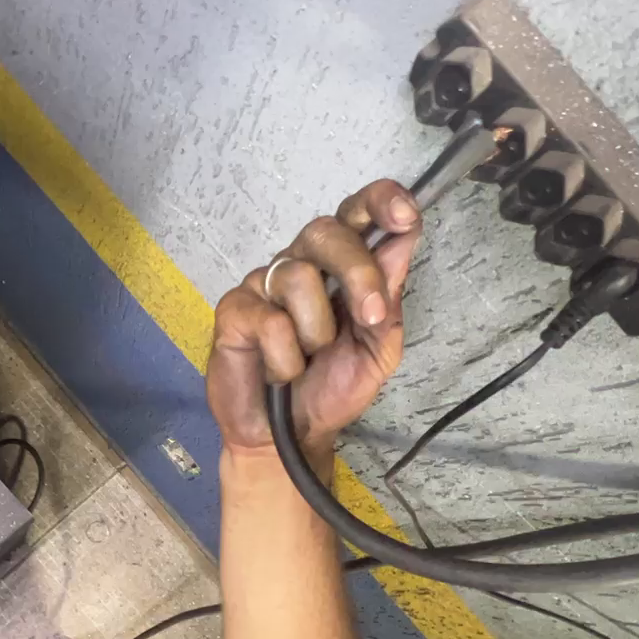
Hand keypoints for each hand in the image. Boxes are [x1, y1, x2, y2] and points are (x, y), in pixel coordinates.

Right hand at [207, 180, 419, 457]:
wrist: (288, 436)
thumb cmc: (330, 391)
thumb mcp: (377, 353)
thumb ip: (387, 302)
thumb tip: (400, 246)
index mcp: (341, 268)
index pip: (357, 213)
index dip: (379, 202)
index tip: (405, 217)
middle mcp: (301, 265)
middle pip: (326, 231)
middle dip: (357, 272)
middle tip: (369, 319)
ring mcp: (264, 285)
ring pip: (298, 277)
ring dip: (316, 333)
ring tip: (307, 361)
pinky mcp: (233, 309)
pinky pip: (269, 320)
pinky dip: (284, 357)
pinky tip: (278, 371)